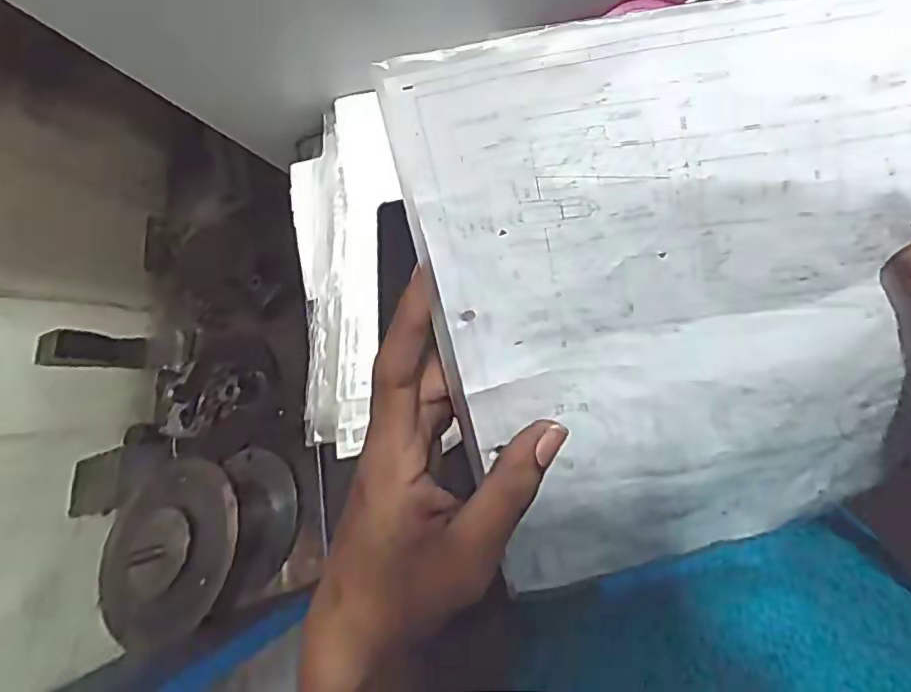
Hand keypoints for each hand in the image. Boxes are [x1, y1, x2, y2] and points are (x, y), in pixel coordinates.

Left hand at [301, 267, 567, 691]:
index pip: (398, 367)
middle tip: (494, 293)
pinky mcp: (413, 471)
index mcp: (394, 450)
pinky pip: (443, 423)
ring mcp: (402, 455)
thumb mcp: (469, 549)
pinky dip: (470, 405)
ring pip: (435, 396)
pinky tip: (504, 398)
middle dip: (452, 330)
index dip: (411, 315)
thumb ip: (511, 486)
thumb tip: (553, 427)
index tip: (429, 270)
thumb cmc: (402, 594)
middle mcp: (394, 440)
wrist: (356, 640)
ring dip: (465, 367)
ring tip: (508, 334)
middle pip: (423, 372)